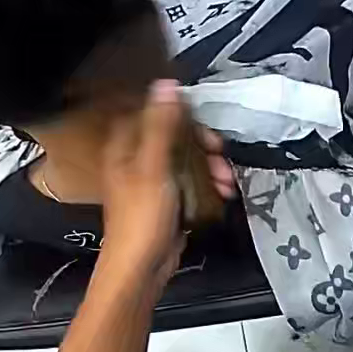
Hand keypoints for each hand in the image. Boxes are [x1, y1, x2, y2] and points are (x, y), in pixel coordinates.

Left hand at [98, 81, 232, 280]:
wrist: (141, 268)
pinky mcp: (169, 201)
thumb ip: (162, 125)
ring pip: (187, 160)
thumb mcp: (154, 166)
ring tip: (227, 182)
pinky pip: (192, 182)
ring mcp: (154, 181)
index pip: (152, 113)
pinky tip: (224, 193)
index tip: (203, 118)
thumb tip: (168, 83)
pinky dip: (208, 184)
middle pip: (175, 136)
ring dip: (210, 167)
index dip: (178, 112)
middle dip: (202, 144)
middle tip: (221, 152)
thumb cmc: (142, 216)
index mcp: (125, 147)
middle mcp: (137, 159)